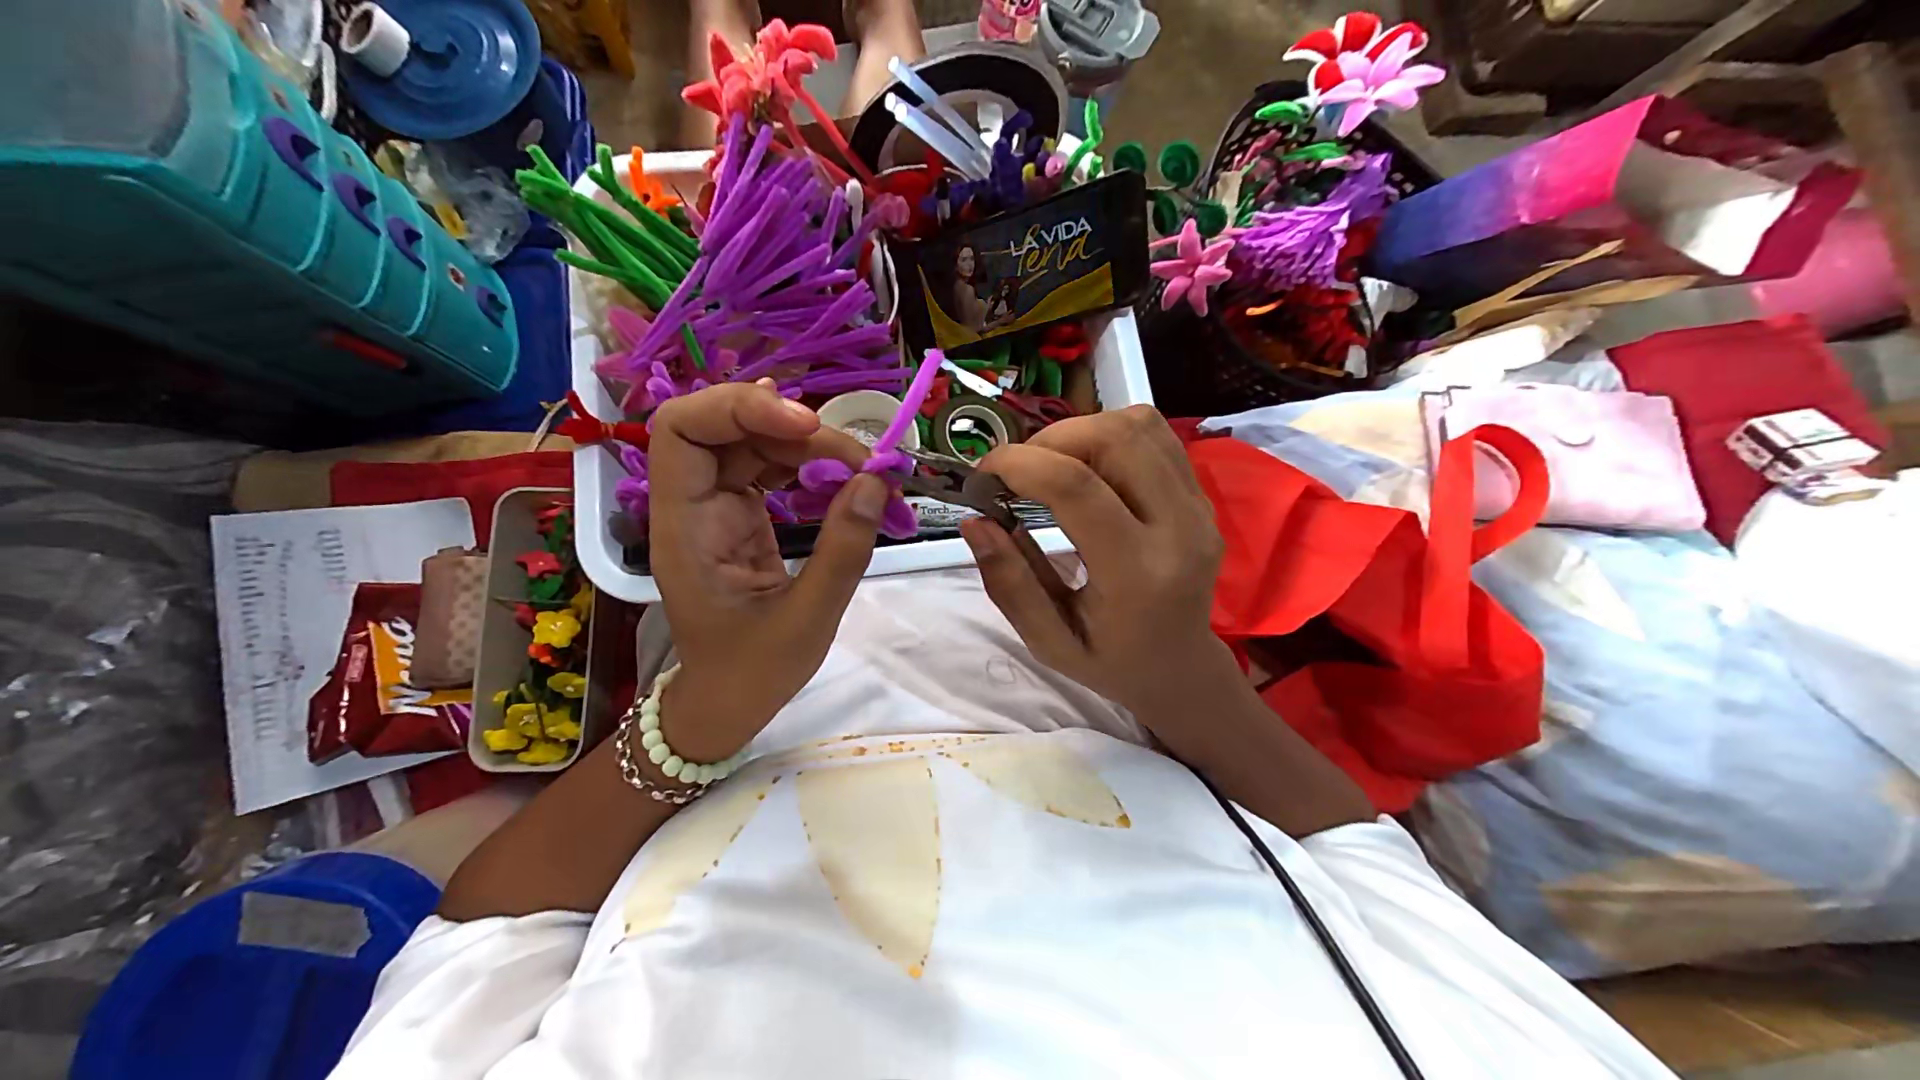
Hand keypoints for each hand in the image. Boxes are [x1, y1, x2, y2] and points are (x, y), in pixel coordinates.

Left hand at [647, 381, 887, 761]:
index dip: (739, 408)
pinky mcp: (741, 514)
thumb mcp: (807, 620)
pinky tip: (846, 474)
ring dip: (814, 447)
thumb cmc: (752, 674)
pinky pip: (772, 468)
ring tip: (868, 472)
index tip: (807, 426)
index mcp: (685, 527)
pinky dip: (812, 465)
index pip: (682, 430)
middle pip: (727, 427)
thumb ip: (843, 551)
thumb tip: (876, 482)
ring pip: (756, 443)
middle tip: (863, 460)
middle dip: (797, 430)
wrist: (726, 704)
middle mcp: (693, 504)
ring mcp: (716, 506)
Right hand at [960, 406, 1233, 711]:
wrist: (1180, 668)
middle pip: (1115, 439)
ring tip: (1049, 467)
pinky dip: (1109, 436)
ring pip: (1139, 425)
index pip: (1078, 488)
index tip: (984, 476)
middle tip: (1017, 473)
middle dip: (1050, 440)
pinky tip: (1086, 467)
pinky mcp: (1202, 496)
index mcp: (1137, 575)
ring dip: (1080, 432)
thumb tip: (974, 520)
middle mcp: (1179, 530)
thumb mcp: (1048, 642)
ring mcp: (1198, 507)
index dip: (1020, 464)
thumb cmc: (1110, 662)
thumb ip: (1010, 582)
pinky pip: (1156, 436)